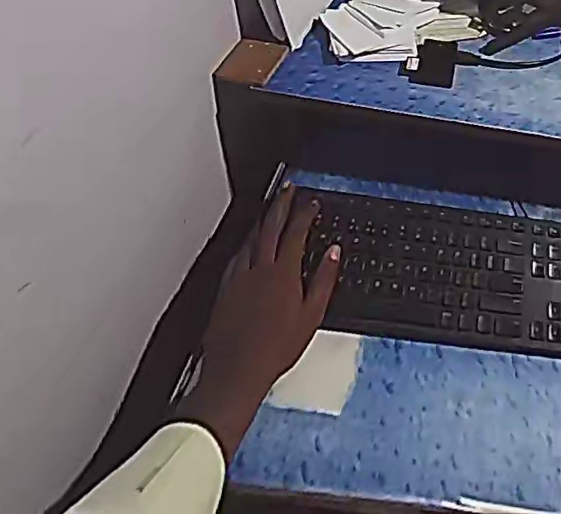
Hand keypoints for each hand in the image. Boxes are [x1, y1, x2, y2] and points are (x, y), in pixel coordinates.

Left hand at [178, 185, 340, 459]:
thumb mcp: (311, 316)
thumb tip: (334, 253)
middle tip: (288, 189)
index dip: (304, 213)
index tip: (311, 203)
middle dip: (281, 202)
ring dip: (263, 218)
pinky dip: (247, 240)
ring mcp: (240, 275)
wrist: (236, 371)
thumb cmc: (275, 349)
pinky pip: (238, 253)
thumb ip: (324, 279)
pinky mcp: (226, 286)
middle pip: (271, 225)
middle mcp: (260, 268)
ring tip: (271, 207)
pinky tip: (249, 241)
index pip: (296, 232)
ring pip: (252, 236)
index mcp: (283, 273)